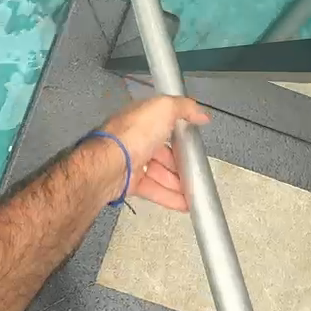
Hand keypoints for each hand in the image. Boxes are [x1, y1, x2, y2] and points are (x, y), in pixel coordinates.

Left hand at [100, 95, 208, 212]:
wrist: (110, 163)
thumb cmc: (132, 133)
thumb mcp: (164, 108)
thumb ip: (184, 107)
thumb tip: (200, 113)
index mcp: (142, 119)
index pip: (165, 124)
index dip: (180, 133)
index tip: (195, 142)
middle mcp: (136, 139)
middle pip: (163, 153)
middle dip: (181, 163)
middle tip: (197, 170)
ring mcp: (132, 162)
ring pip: (160, 173)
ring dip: (178, 182)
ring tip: (195, 190)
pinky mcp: (130, 182)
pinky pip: (154, 190)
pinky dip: (170, 197)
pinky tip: (184, 202)